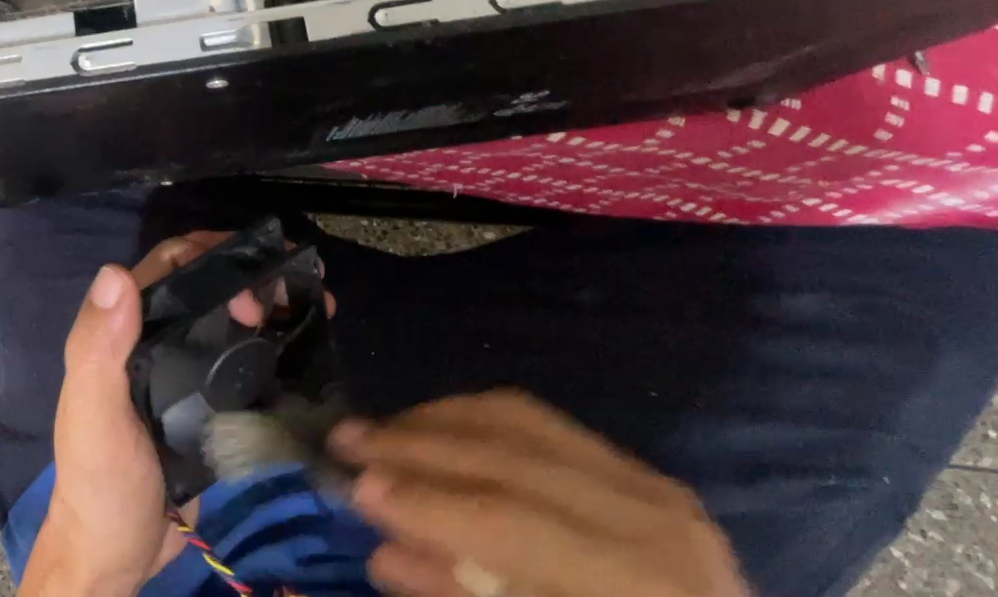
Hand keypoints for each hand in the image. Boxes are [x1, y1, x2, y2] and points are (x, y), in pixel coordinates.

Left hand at [21, 231, 314, 595]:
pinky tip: (303, 342)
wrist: (120, 555)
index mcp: (121, 333)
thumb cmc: (101, 481)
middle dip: (249, 273)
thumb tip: (116, 272)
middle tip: (295, 288)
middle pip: (203, 287)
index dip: (210, 256)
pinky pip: (240, 360)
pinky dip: (270, 343)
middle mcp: (151, 342)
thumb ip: (98, 347)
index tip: (253, 275)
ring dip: (266, 302)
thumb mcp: (93, 414)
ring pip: (225, 318)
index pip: (167, 268)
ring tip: (314, 302)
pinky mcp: (208, 404)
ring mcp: (181, 373)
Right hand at [331, 390, 750, 596]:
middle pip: (511, 457)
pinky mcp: (638, 470)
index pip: (513, 523)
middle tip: (344, 437)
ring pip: (520, 420)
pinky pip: (540, 422)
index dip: (427, 503)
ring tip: (377, 429)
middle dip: (415, 443)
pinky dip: (473, 418)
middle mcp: (653, 523)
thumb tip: (384, 551)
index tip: (357, 487)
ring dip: (435, 419)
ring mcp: (651, 487)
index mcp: (637, 585)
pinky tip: (431, 427)